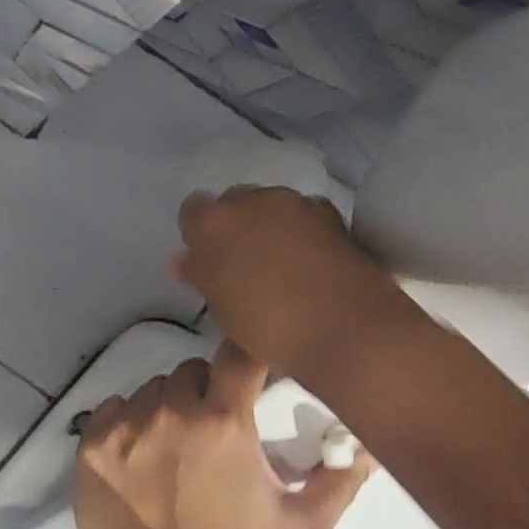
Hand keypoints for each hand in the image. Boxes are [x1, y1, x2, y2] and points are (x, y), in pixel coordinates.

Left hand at [75, 344, 377, 528]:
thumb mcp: (304, 527)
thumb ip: (340, 478)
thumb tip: (369, 443)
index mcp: (222, 421)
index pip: (237, 354)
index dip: (246, 358)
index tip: (250, 375)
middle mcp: (170, 412)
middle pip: (191, 370)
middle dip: (206, 390)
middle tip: (213, 427)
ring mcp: (125, 425)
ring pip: (151, 389)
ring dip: (166, 407)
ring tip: (174, 446)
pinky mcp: (92, 443)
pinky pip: (113, 408)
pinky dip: (127, 421)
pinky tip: (139, 454)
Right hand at [173, 187, 404, 375]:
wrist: (345, 328)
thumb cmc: (266, 324)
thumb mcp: (219, 307)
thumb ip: (197, 275)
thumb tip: (183, 261)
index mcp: (211, 222)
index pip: (191, 211)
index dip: (198, 234)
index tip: (206, 260)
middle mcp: (251, 201)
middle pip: (233, 202)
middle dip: (234, 224)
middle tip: (240, 264)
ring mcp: (294, 204)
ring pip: (270, 206)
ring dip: (268, 225)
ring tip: (277, 265)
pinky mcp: (330, 214)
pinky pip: (304, 215)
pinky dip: (301, 230)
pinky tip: (308, 261)